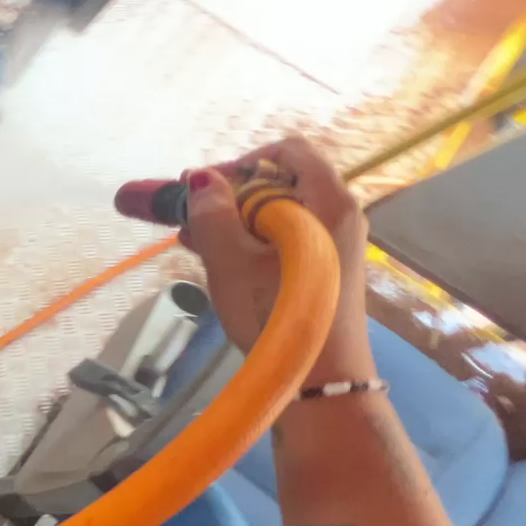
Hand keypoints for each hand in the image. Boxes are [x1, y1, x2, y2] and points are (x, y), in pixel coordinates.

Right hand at [115, 136, 374, 384]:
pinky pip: (278, 234)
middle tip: (188, 216)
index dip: (240, 163)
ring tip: (192, 239)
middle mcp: (337, 214)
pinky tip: (214, 257)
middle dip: (226, 193)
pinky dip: (244, 237)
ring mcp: (331, 241)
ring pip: (274, 210)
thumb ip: (213, 213)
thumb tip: (199, 178)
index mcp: (327, 203)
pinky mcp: (320, 265)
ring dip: (229, 218)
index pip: (287, 152)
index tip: (202, 189)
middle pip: (278, 180)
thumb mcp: (231, 260)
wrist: (317, 373)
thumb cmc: (274, 310)